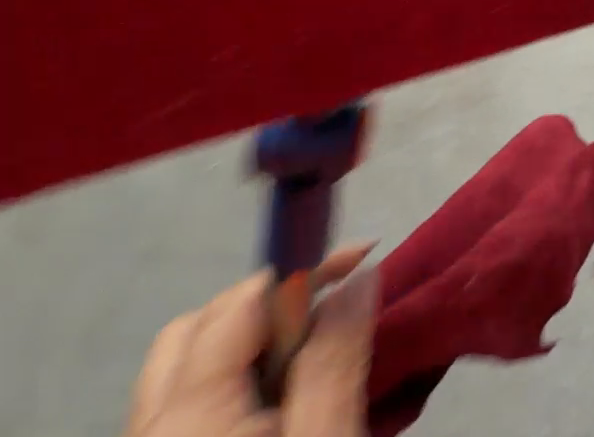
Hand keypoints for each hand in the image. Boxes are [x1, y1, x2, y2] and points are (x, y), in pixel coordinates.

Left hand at [125, 244, 378, 436]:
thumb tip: (360, 276)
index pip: (239, 304)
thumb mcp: (328, 436)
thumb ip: (334, 361)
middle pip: (196, 325)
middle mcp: (152, 424)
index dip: (302, 268)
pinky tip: (279, 382)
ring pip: (182, 359)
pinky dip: (231, 367)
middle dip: (267, 296)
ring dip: (247, 330)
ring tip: (309, 339)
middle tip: (334, 295)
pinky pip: (182, 393)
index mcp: (189, 414)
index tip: (363, 253)